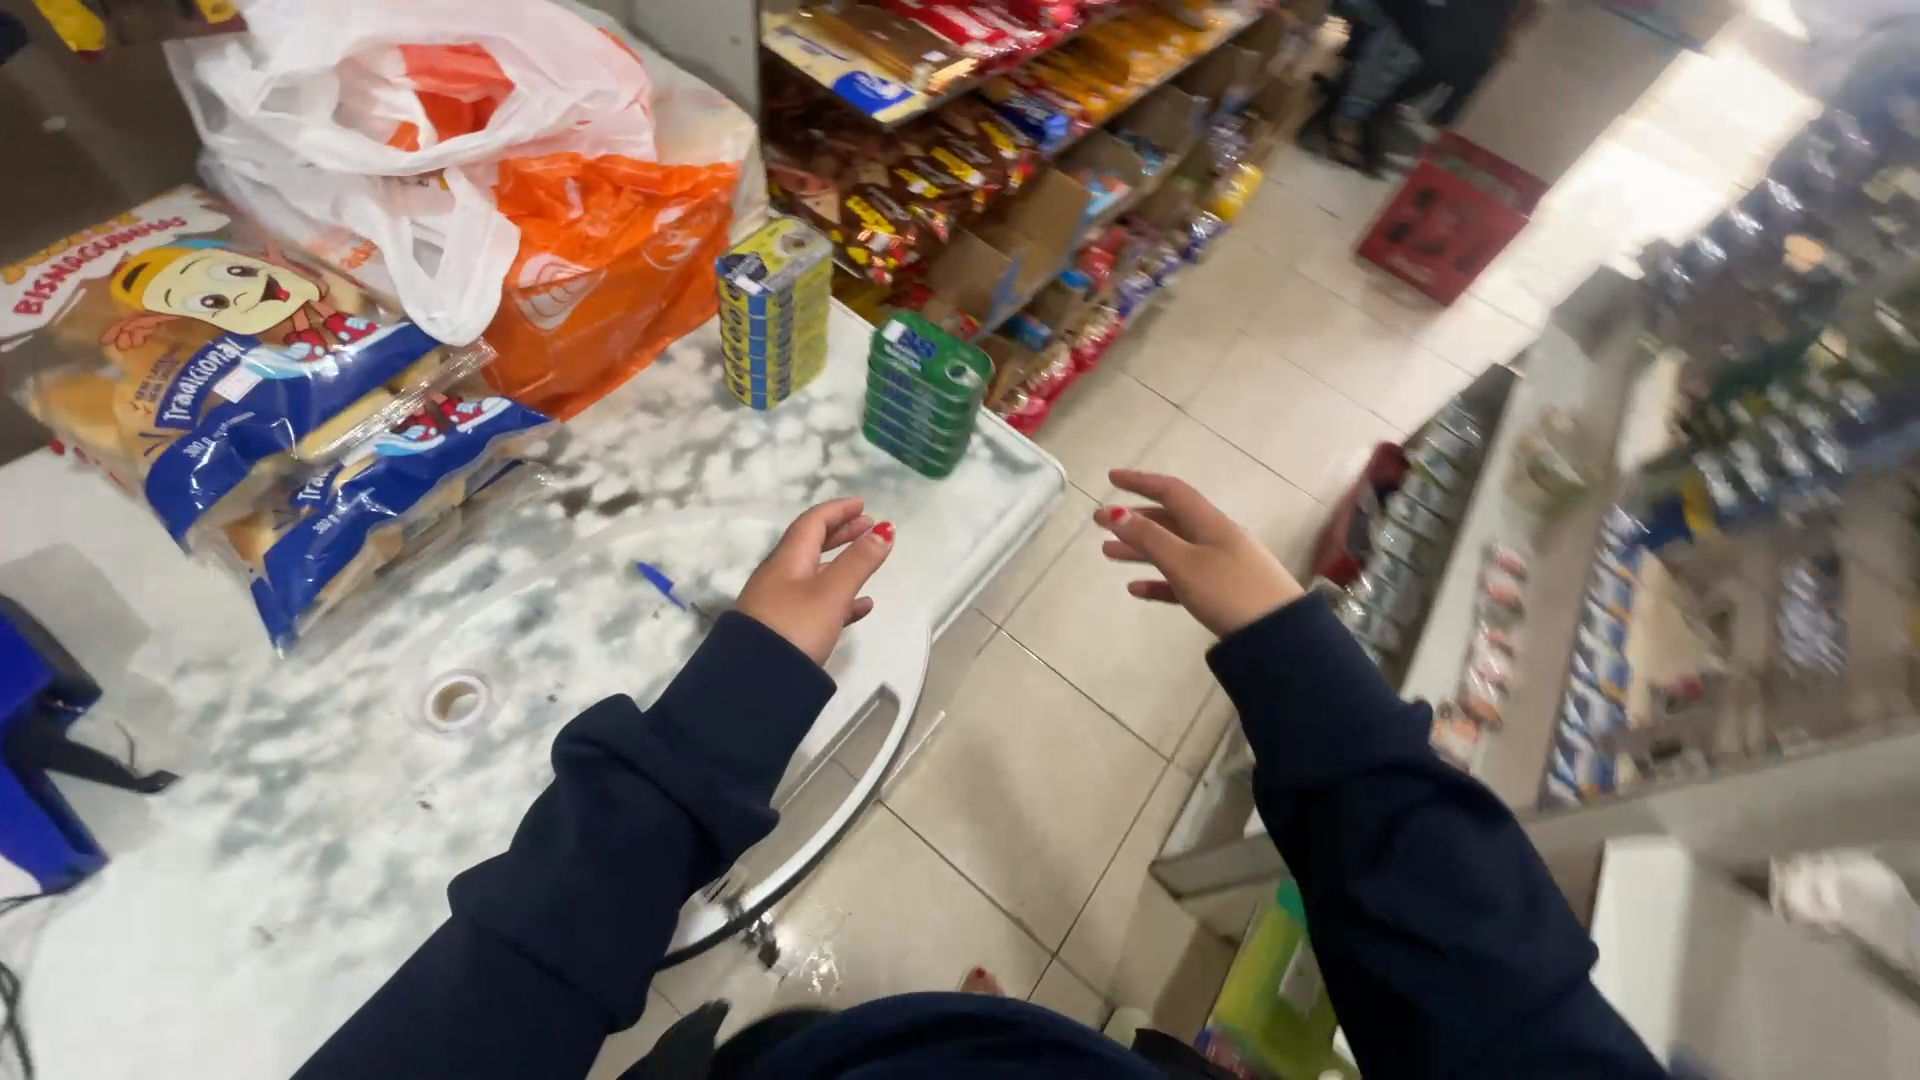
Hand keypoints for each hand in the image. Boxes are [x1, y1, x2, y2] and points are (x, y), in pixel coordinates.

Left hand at [736, 498, 894, 664]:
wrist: (755, 682)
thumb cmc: (795, 627)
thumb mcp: (832, 592)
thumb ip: (859, 561)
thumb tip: (884, 530)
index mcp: (788, 559)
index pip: (813, 522)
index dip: (838, 510)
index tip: (863, 505)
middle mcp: (780, 576)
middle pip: (812, 545)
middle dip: (841, 532)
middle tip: (868, 526)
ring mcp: (780, 604)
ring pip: (815, 573)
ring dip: (842, 563)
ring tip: (869, 561)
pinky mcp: (785, 631)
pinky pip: (817, 603)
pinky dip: (840, 597)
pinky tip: (862, 606)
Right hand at [1096, 469, 1303, 636]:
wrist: (1278, 636)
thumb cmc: (1229, 591)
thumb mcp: (1184, 563)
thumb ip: (1149, 538)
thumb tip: (1116, 511)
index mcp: (1210, 523)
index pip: (1171, 491)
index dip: (1140, 482)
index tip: (1111, 479)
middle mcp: (1215, 539)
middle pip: (1169, 520)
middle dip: (1133, 519)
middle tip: (1099, 522)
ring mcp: (1220, 567)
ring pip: (1172, 550)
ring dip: (1139, 549)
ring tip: (1107, 552)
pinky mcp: (1221, 594)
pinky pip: (1182, 580)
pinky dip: (1157, 580)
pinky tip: (1135, 588)